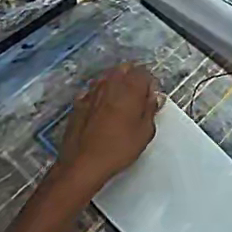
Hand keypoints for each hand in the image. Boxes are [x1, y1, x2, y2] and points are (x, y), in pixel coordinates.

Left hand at [56, 64, 158, 191]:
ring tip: (120, 103)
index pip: (144, 72)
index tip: (151, 98)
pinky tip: (101, 109)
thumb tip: (153, 97)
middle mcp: (110, 83)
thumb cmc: (119, 148)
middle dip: (133, 78)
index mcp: (130, 87)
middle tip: (137, 98)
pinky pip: (93, 90)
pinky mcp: (78, 102)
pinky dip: (99, 94)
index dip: (150, 84)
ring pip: (107, 77)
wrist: (83, 162)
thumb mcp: (145, 132)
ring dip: (116, 84)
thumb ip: (150, 109)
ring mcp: (92, 91)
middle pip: (124, 69)